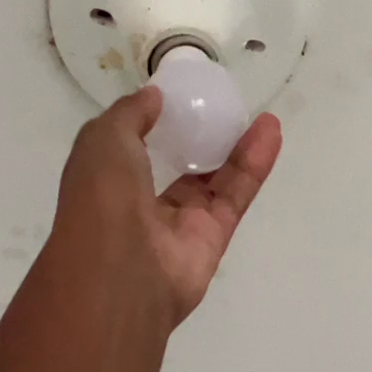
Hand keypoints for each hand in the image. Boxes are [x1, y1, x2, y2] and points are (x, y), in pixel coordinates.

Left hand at [52, 86, 282, 325]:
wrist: (122, 272)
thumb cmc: (101, 200)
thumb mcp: (103, 139)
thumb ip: (130, 115)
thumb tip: (154, 98)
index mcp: (107, 183)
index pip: (131, 150)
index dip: (152, 125)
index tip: (175, 100)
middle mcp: (142, 206)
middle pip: (177, 166)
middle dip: (198, 138)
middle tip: (221, 108)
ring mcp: (179, 225)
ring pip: (212, 181)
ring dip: (235, 147)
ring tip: (259, 116)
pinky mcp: (211, 238)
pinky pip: (234, 196)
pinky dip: (252, 166)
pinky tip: (270, 132)